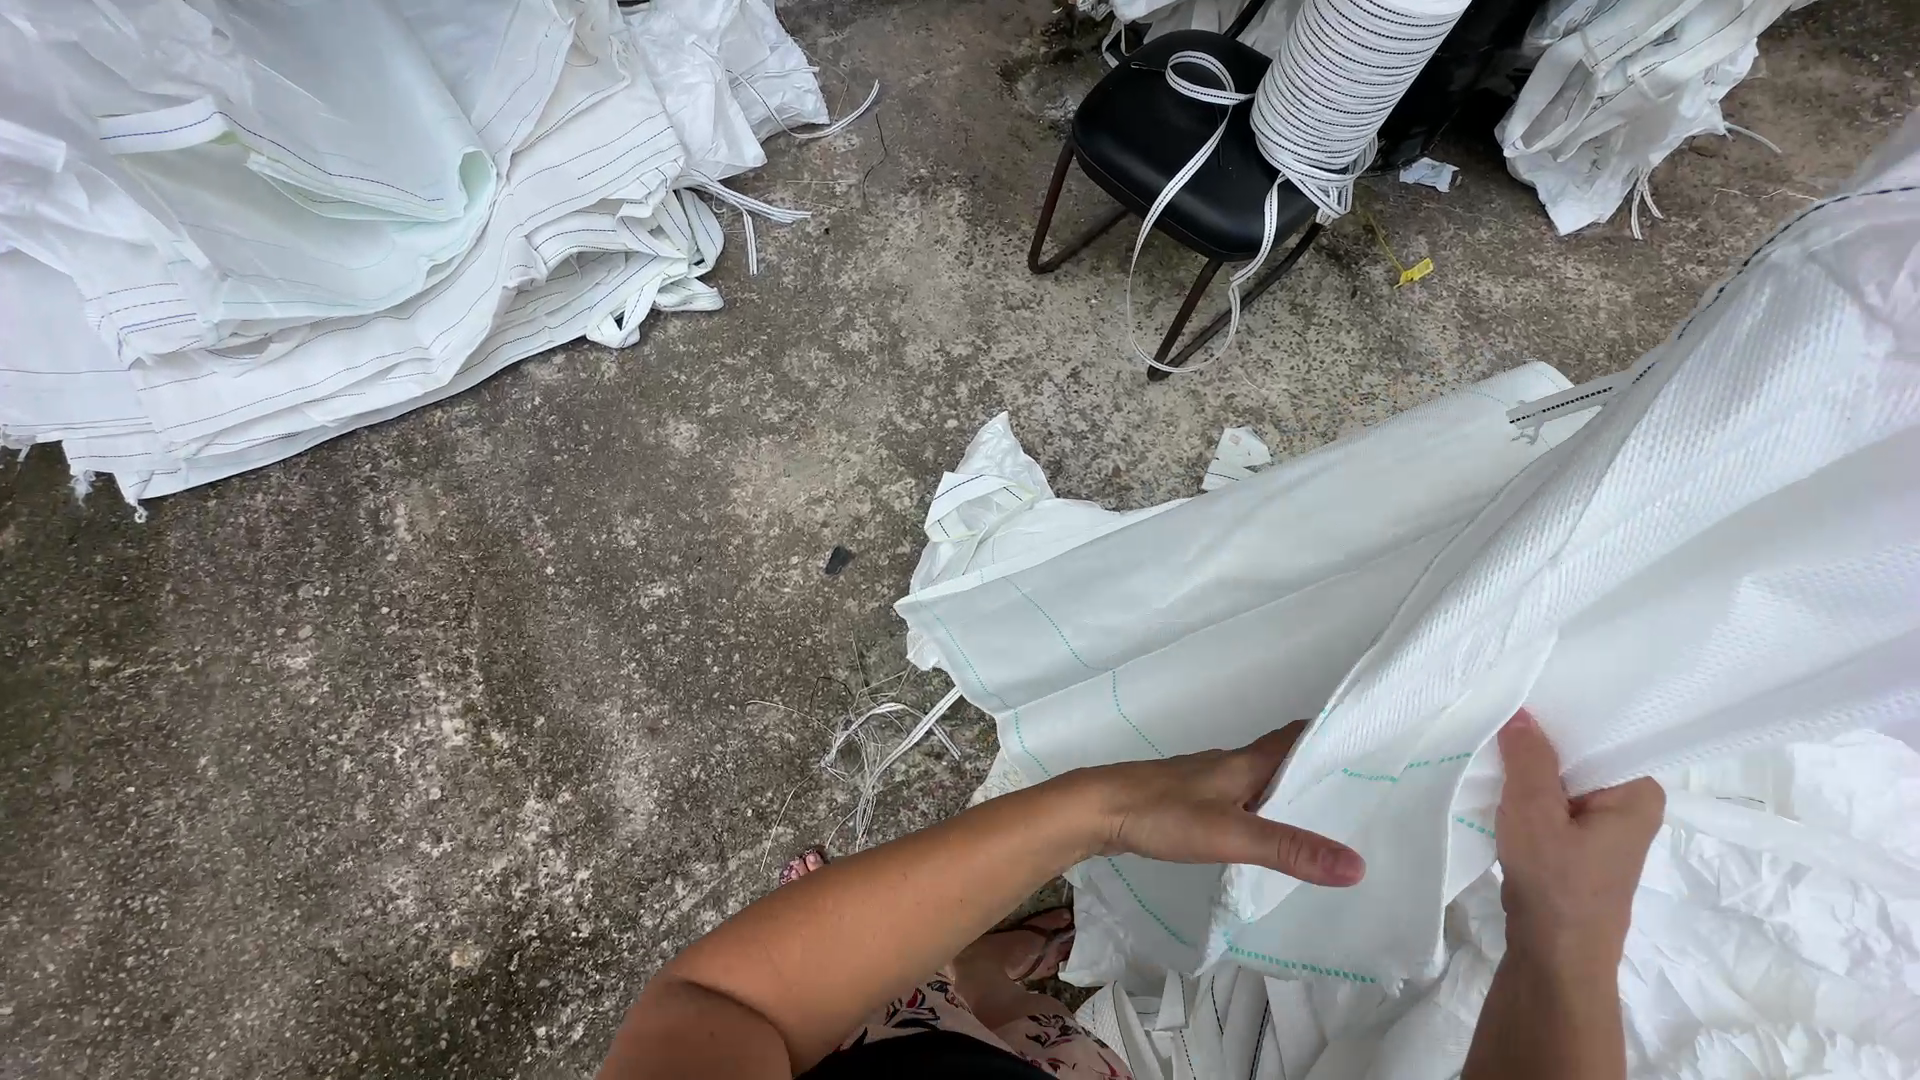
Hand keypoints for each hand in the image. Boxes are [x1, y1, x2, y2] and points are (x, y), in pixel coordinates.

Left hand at [1073, 722, 1366, 886]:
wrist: (1097, 810)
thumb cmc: (1162, 813)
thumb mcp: (1230, 834)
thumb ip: (1289, 848)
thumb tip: (1357, 865)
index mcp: (1244, 762)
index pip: (1297, 737)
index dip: (1332, 737)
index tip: (1370, 747)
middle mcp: (1228, 764)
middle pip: (1281, 760)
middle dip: (1318, 772)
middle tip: (1362, 796)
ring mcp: (1205, 781)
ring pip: (1259, 780)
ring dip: (1288, 794)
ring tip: (1324, 821)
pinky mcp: (1187, 800)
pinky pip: (1237, 799)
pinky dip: (1260, 811)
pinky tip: (1264, 836)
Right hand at [1494, 709, 1663, 976]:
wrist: (1554, 950)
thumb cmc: (1556, 881)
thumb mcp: (1533, 811)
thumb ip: (1529, 758)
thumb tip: (1522, 712)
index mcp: (1637, 793)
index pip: (1598, 736)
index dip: (1556, 718)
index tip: (1516, 699)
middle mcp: (1627, 804)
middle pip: (1576, 756)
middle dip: (1535, 744)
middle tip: (1492, 719)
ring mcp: (1601, 824)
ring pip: (1558, 779)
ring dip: (1523, 770)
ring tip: (1486, 746)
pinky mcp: (1576, 841)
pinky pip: (1549, 800)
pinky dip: (1522, 793)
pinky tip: (1492, 783)